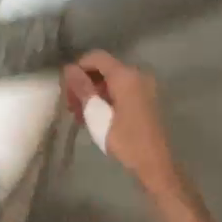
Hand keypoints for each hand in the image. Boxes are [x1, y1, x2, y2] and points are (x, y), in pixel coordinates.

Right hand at [61, 50, 181, 198]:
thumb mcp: (97, 114)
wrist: (154, 164)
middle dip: (85, 83)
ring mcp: (145, 87)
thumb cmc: (124, 139)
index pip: (96, 57)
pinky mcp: (147, 100)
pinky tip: (98, 117)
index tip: (67, 90)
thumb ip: (83, 88)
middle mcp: (138, 75)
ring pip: (112, 81)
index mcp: (125, 76)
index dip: (78, 68)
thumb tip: (69, 68)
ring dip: (95, 93)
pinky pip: (123, 90)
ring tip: (82, 116)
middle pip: (104, 69)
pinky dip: (108, 99)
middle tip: (71, 106)